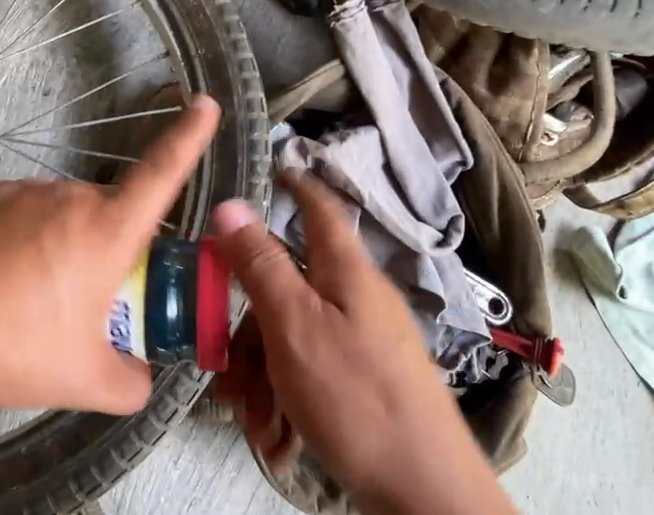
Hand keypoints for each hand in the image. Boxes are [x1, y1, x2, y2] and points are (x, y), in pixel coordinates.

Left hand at [0, 94, 220, 414]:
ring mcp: (26, 193)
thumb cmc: (11, 345)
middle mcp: (71, 198)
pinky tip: (4, 285)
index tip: (207, 102)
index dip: (190, 136)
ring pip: (70, 217)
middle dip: (118, 250)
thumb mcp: (83, 381)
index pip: (163, 173)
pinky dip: (33, 243)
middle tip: (95, 305)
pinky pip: (31, 216)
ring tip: (36, 304)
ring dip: (72, 248)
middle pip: (114, 213)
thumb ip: (129, 382)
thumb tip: (140, 376)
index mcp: (106, 231)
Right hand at [211, 170, 513, 514]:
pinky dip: (286, 402)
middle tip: (226, 373)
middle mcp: (356, 300)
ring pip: (292, 338)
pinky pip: (312, 375)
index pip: (320, 210)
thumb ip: (259, 264)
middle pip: (287, 289)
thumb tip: (231, 203)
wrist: (428, 495)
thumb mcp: (294, 325)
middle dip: (248, 331)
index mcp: (345, 272)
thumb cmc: (356, 397)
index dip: (296, 187)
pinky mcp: (365, 386)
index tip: (273, 170)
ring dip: (261, 378)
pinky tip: (276, 439)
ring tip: (252, 424)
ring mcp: (363, 345)